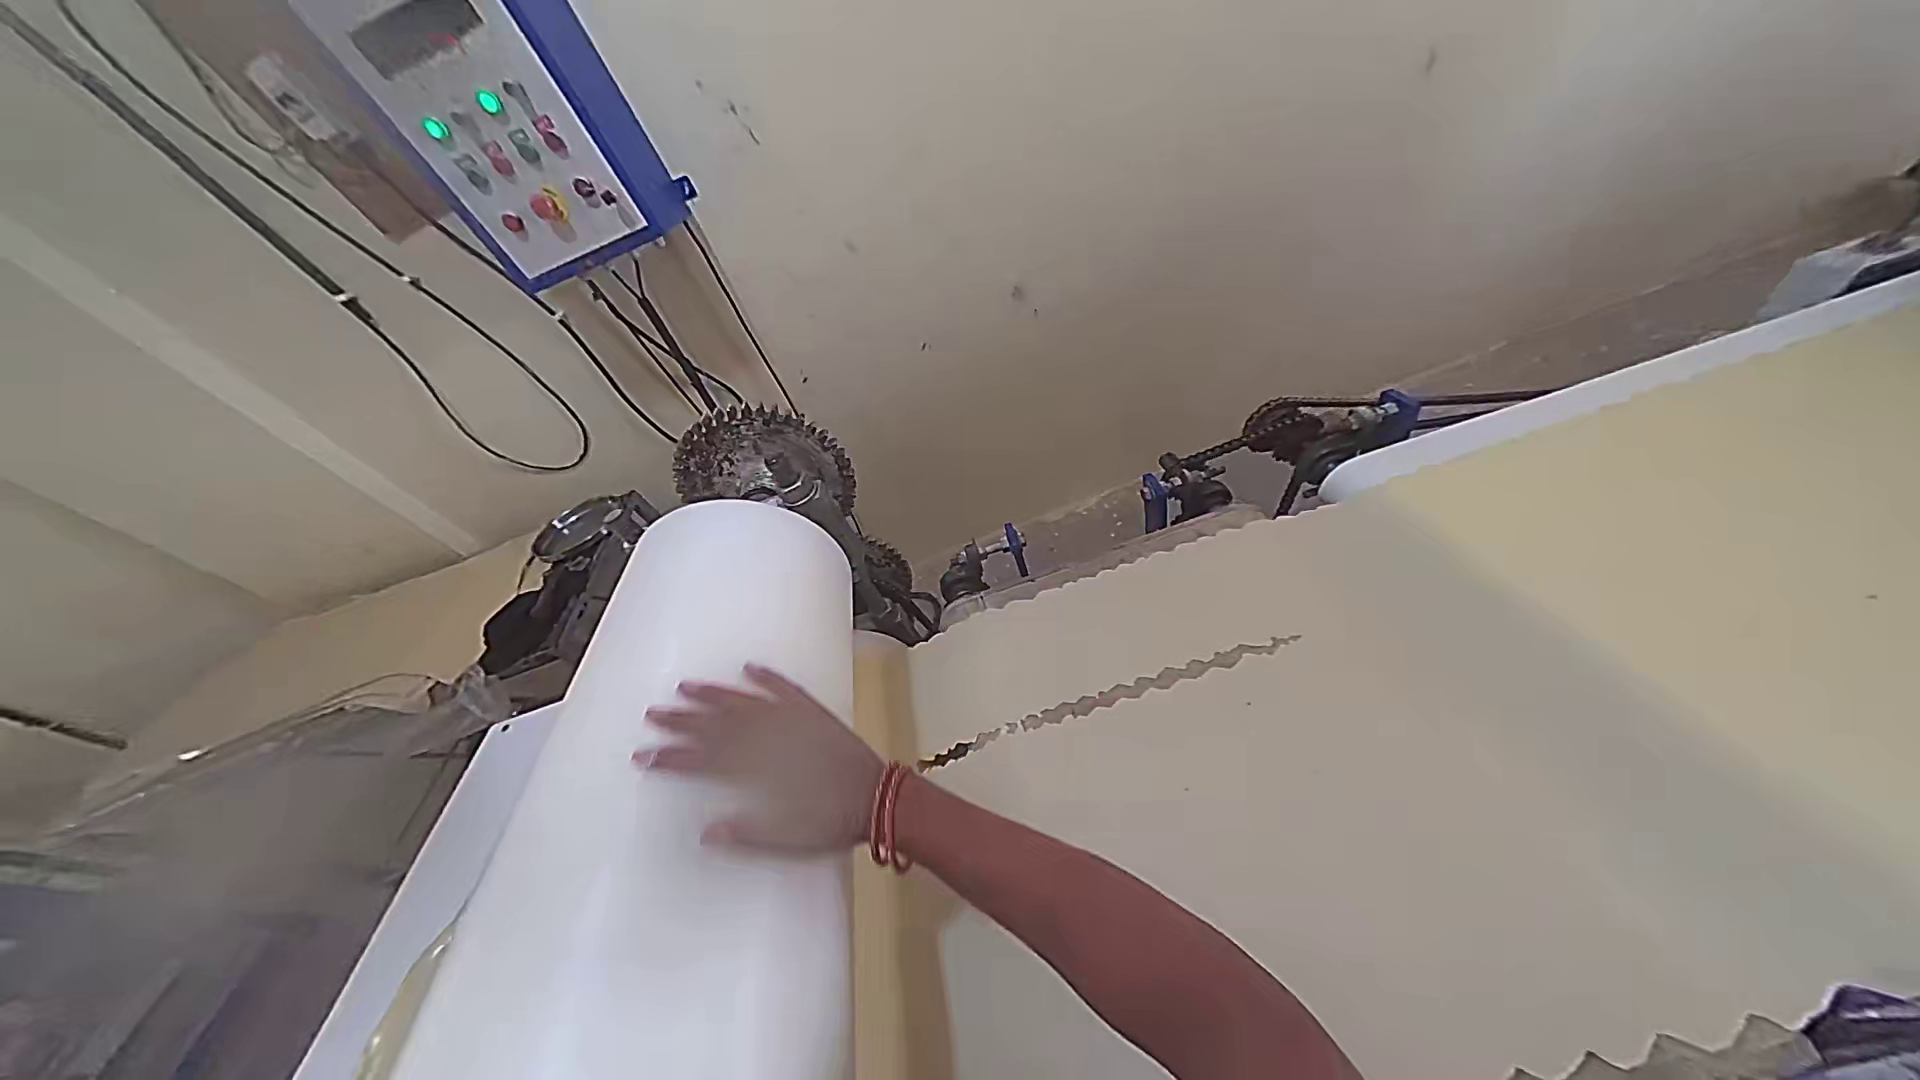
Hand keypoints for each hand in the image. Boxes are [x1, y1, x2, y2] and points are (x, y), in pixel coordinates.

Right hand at [637, 664, 883, 853]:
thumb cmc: (831, 821)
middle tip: (654, 714)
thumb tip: (706, 832)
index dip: (671, 757)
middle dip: (682, 721)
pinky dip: (768, 677)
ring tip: (687, 686)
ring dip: (715, 694)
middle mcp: (771, 739)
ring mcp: (792, 721)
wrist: (876, 797)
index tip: (645, 755)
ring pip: (744, 703)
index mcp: (759, 770)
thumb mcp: (785, 839)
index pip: (703, 760)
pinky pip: (786, 688)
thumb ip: (744, 834)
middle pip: (717, 725)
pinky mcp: (813, 712)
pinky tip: (750, 667)